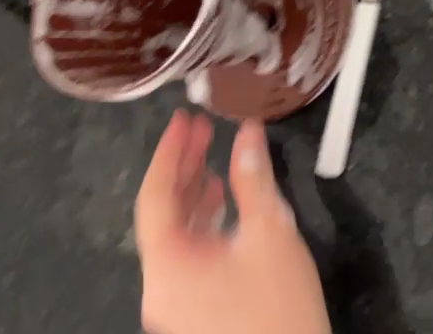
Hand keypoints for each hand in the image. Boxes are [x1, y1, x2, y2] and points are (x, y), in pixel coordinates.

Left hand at [134, 111, 329, 333]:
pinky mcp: (193, 315)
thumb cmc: (277, 305)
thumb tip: (246, 131)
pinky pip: (186, 257)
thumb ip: (253, 178)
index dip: (168, 152)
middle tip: (203, 126)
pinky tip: (223, 204)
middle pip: (160, 216)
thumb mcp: (271, 233)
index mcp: (168, 264)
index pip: (155, 196)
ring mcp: (173, 306)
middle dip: (181, 168)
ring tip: (213, 158)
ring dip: (191, 194)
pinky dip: (200, 223)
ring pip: (173, 237)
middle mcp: (159, 286)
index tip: (185, 117)